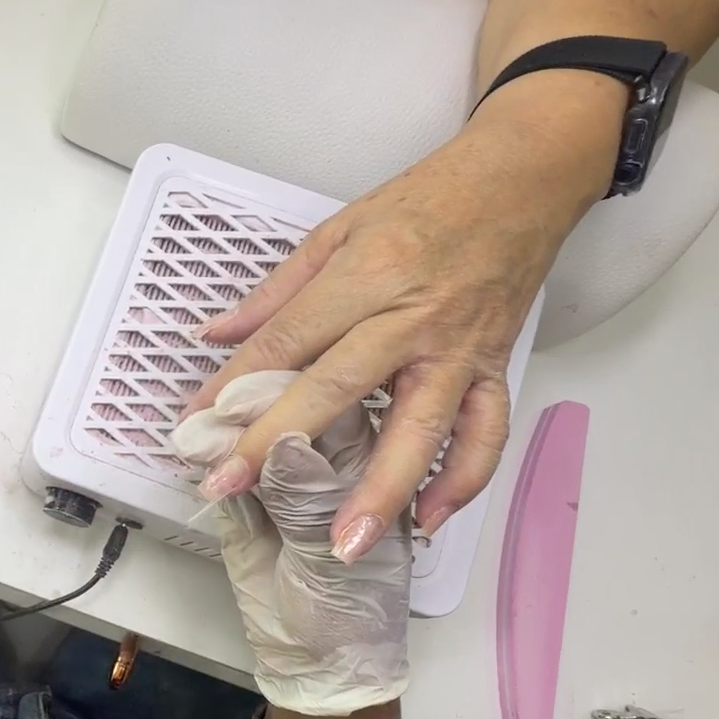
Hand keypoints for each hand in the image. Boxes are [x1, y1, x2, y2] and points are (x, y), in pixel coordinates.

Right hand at [174, 372, 409, 716]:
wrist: (315, 664)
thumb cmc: (347, 615)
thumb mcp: (335, 562)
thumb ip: (310, 501)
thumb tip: (286, 440)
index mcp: (367, 472)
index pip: (333, 411)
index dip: (290, 398)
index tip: (247, 398)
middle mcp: (326, 468)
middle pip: (287, 416)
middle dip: (247, 412)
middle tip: (210, 415)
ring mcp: (283, 486)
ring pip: (252, 441)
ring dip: (222, 434)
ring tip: (192, 432)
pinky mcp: (248, 506)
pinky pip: (228, 473)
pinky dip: (209, 461)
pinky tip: (191, 452)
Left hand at [184, 91, 614, 562]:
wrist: (525, 176)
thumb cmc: (422, 202)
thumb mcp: (335, 231)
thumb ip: (272, 294)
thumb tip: (211, 337)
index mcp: (365, 278)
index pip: (284, 342)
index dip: (231, 386)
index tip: (193, 428)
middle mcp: (412, 319)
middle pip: (337, 389)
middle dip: (277, 443)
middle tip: (229, 486)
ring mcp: (459, 350)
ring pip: (420, 429)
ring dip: (380, 491)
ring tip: (342, 542)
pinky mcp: (494, 368)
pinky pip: (485, 433)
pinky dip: (463, 482)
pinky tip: (426, 522)